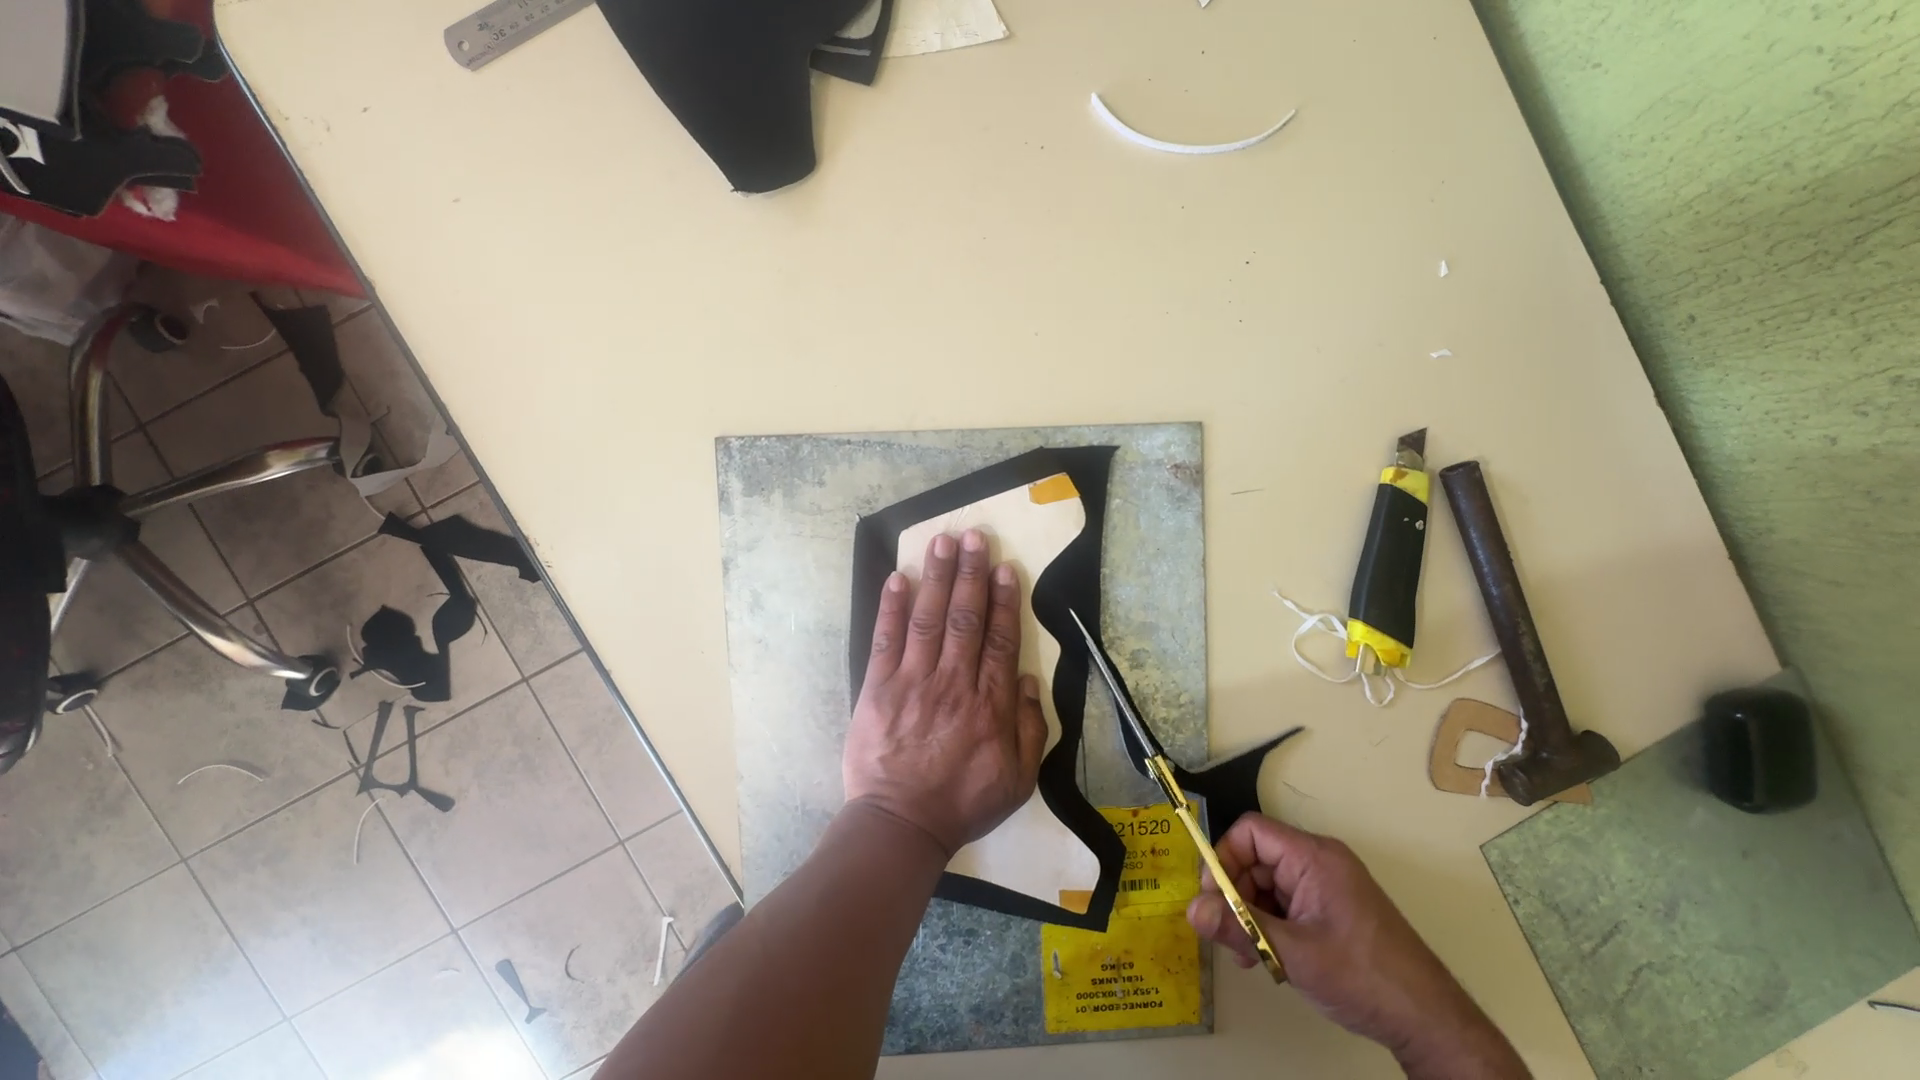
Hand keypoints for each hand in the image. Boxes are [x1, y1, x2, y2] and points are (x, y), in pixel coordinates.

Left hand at [843, 529, 1046, 856]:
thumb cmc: (962, 802)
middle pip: (965, 619)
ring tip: (942, 542)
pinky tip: (897, 579)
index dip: (1003, 600)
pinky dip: (891, 608)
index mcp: (989, 704)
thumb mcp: (1019, 779)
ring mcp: (912, 682)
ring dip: (936, 578)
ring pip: (928, 620)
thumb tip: (1027, 680)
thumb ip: (1030, 728)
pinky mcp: (877, 689)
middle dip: (971, 574)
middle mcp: (953, 683)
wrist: (901, 823)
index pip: (999, 640)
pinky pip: (885, 640)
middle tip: (975, 536)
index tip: (1004, 568)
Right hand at [1188, 814, 1528, 1078]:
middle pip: (1255, 858)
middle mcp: (1319, 862)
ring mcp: (1327, 885)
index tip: (1214, 899)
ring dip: (1249, 915)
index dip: (1224, 858)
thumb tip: (1191, 910)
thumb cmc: (1362, 976)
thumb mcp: (1292, 954)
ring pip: (1267, 884)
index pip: (1251, 832)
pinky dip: (1269, 925)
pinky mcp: (1330, 908)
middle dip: (1234, 894)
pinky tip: (1267, 959)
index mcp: (1314, 858)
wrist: (1426, 1018)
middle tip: (1226, 935)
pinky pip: (1285, 902)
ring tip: (1248, 956)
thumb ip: (1239, 927)